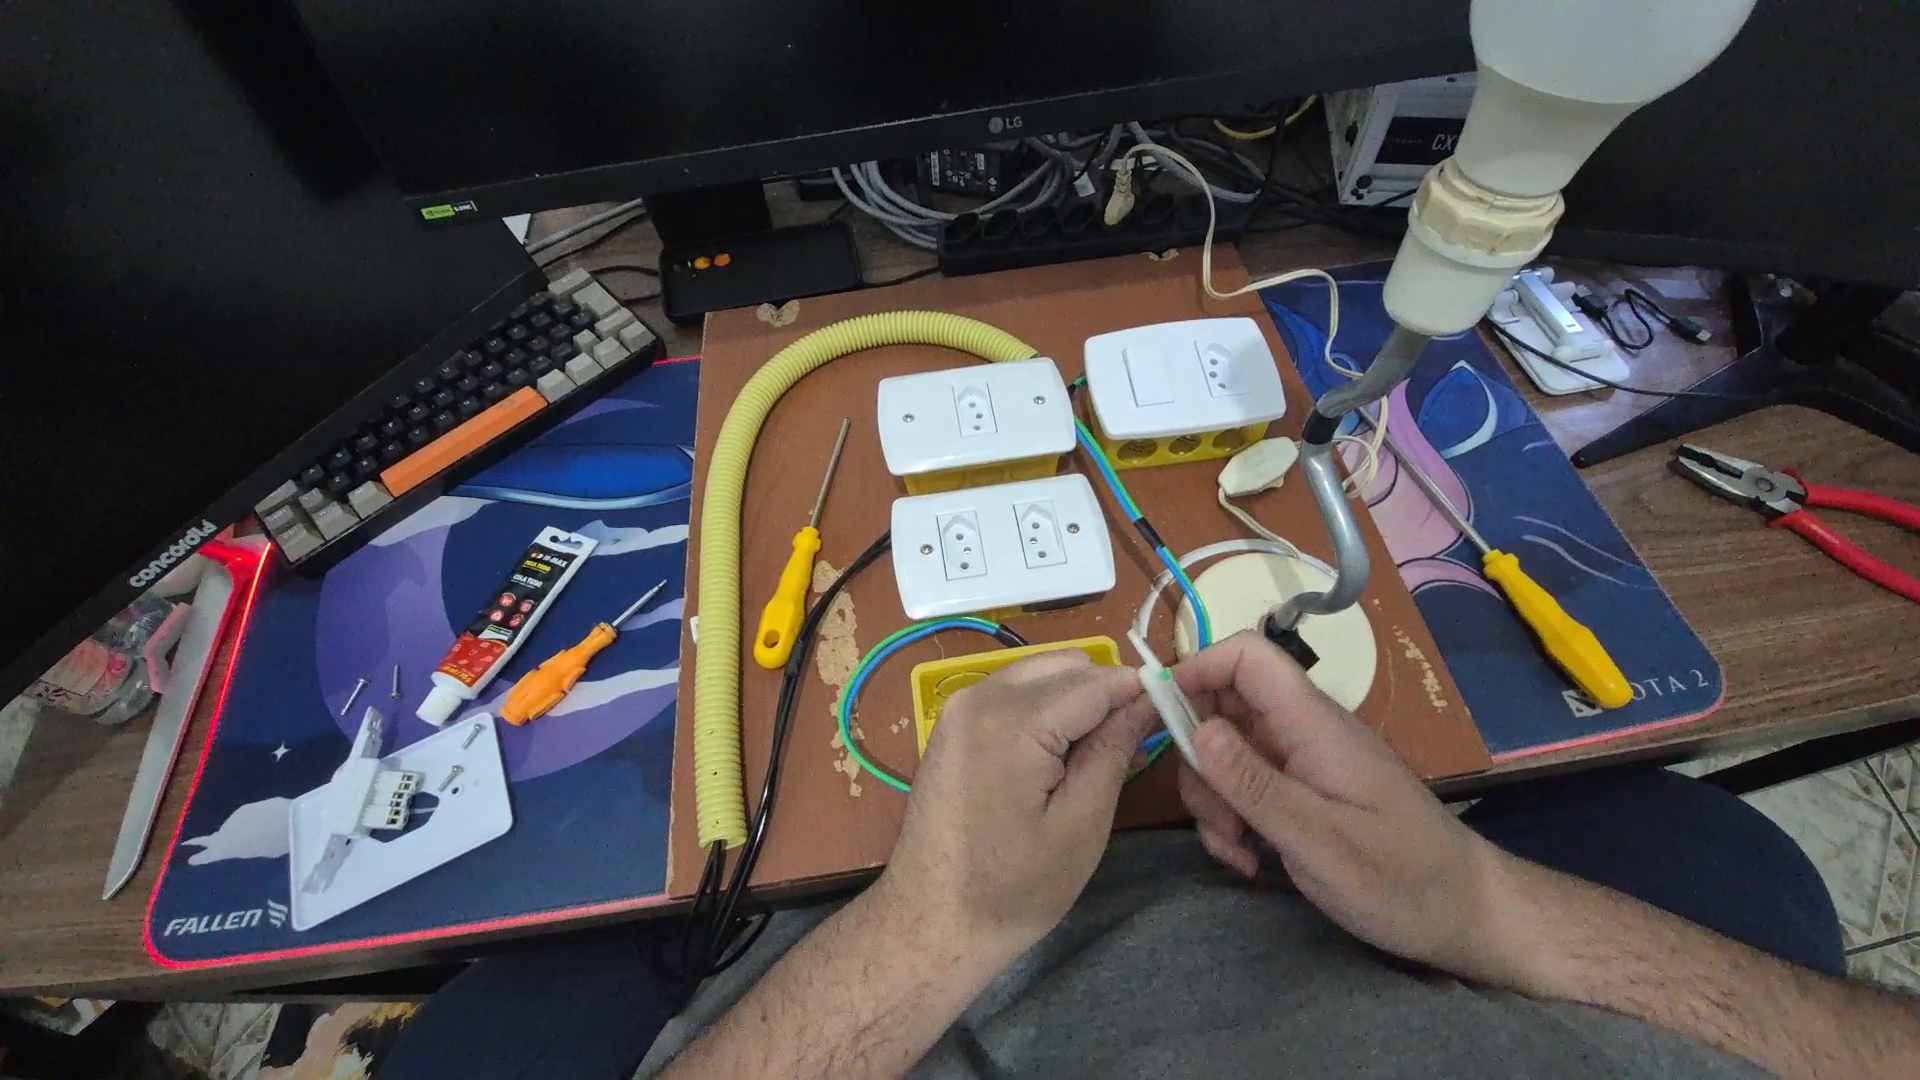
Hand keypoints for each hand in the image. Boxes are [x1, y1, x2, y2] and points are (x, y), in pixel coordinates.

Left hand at [874, 651, 1153, 962]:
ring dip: (1075, 698)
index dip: (1138, 692)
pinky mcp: (952, 721)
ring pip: (1039, 672)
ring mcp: (959, 705)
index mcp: (1013, 720)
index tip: (1172, 713)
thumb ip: (1113, 749)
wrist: (929, 920)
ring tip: (1098, 754)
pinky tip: (1058, 752)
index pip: (1095, 680)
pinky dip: (1043, 706)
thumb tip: (1147, 698)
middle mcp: (981, 696)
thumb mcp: (1080, 824)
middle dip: (1105, 692)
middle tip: (1131, 745)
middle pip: (1065, 666)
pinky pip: (1012, 691)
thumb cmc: (1013, 887)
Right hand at [1171, 632, 1505, 980]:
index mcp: (1311, 723)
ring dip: (1214, 799)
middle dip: (1199, 760)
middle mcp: (1299, 730)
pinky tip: (1249, 858)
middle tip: (1215, 817)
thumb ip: (1254, 783)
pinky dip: (1231, 817)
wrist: (1468, 918)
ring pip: (1223, 751)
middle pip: (1221, 706)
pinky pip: (1242, 783)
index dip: (1198, 668)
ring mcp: (1296, 759)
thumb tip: (1196, 728)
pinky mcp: (1296, 788)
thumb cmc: (1403, 879)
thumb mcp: (1321, 841)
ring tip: (1237, 851)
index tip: (1162, 717)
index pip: (1246, 656)